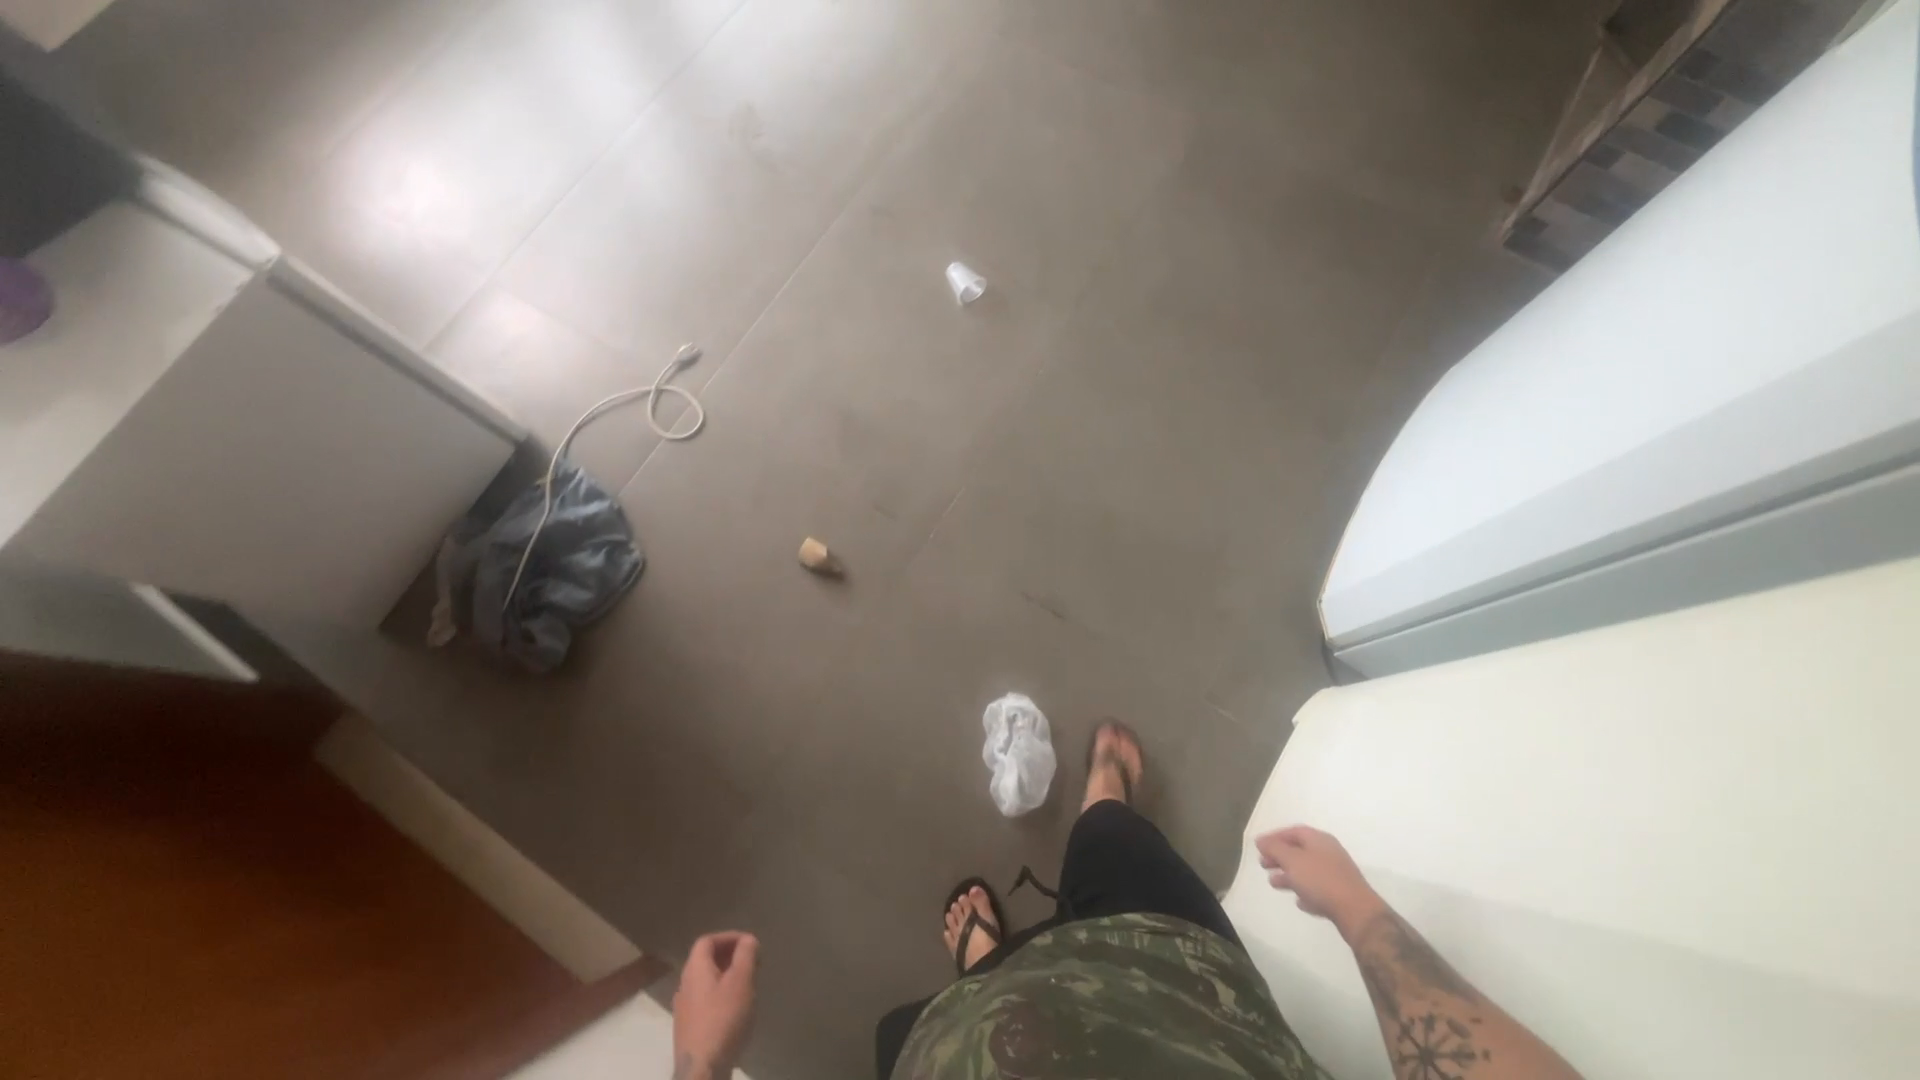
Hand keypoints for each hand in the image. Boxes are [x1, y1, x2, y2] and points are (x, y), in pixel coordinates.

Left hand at [673, 932, 758, 1075]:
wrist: (702, 1067)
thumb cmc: (723, 1018)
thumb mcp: (741, 981)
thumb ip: (746, 955)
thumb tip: (748, 939)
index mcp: (695, 969)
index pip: (707, 941)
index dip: (728, 937)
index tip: (749, 943)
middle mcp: (684, 984)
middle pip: (705, 960)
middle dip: (729, 956)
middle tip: (751, 961)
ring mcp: (684, 1008)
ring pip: (705, 981)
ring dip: (726, 975)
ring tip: (747, 983)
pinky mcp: (689, 1027)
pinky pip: (705, 999)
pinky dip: (721, 994)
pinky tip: (735, 1008)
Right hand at [1255, 826, 1385, 937]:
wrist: (1356, 911)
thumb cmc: (1320, 880)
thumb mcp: (1292, 860)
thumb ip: (1274, 848)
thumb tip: (1261, 840)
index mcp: (1319, 840)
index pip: (1293, 831)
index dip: (1274, 837)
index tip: (1259, 847)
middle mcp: (1329, 852)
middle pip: (1299, 850)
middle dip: (1280, 857)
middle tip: (1263, 864)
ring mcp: (1337, 873)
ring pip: (1307, 870)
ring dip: (1289, 875)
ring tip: (1274, 883)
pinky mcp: (1341, 894)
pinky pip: (1318, 889)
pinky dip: (1305, 891)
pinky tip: (1299, 901)